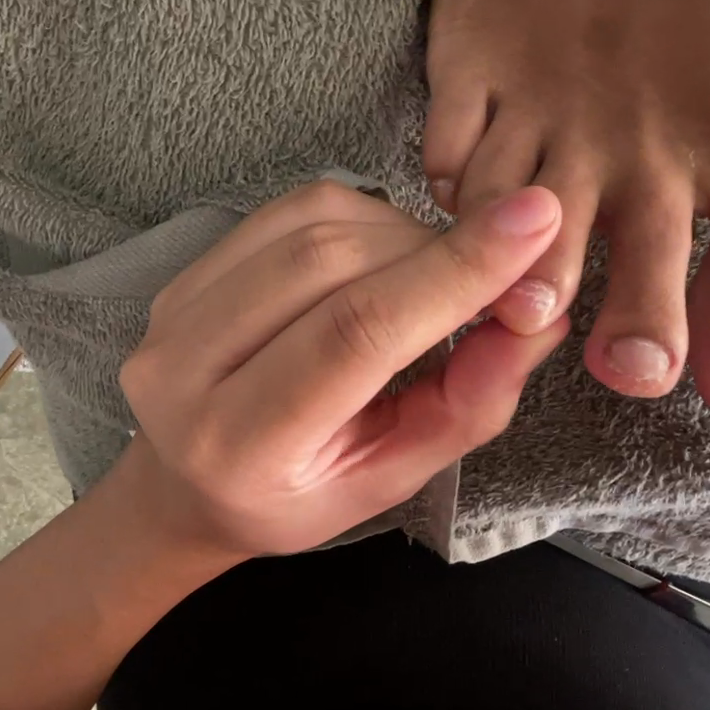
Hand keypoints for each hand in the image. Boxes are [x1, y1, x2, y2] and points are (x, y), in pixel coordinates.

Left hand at [116, 179, 569, 558]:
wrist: (186, 482)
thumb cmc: (293, 497)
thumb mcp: (386, 480)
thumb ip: (461, 407)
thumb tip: (534, 319)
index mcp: (239, 445)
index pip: (354, 334)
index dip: (450, 272)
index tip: (537, 218)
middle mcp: (184, 367)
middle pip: (327, 264)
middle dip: (432, 249)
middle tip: (493, 264)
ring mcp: (173, 312)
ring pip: (305, 224)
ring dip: (395, 229)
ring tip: (432, 270)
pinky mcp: (183, 275)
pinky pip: (282, 212)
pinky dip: (354, 215)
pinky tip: (380, 250)